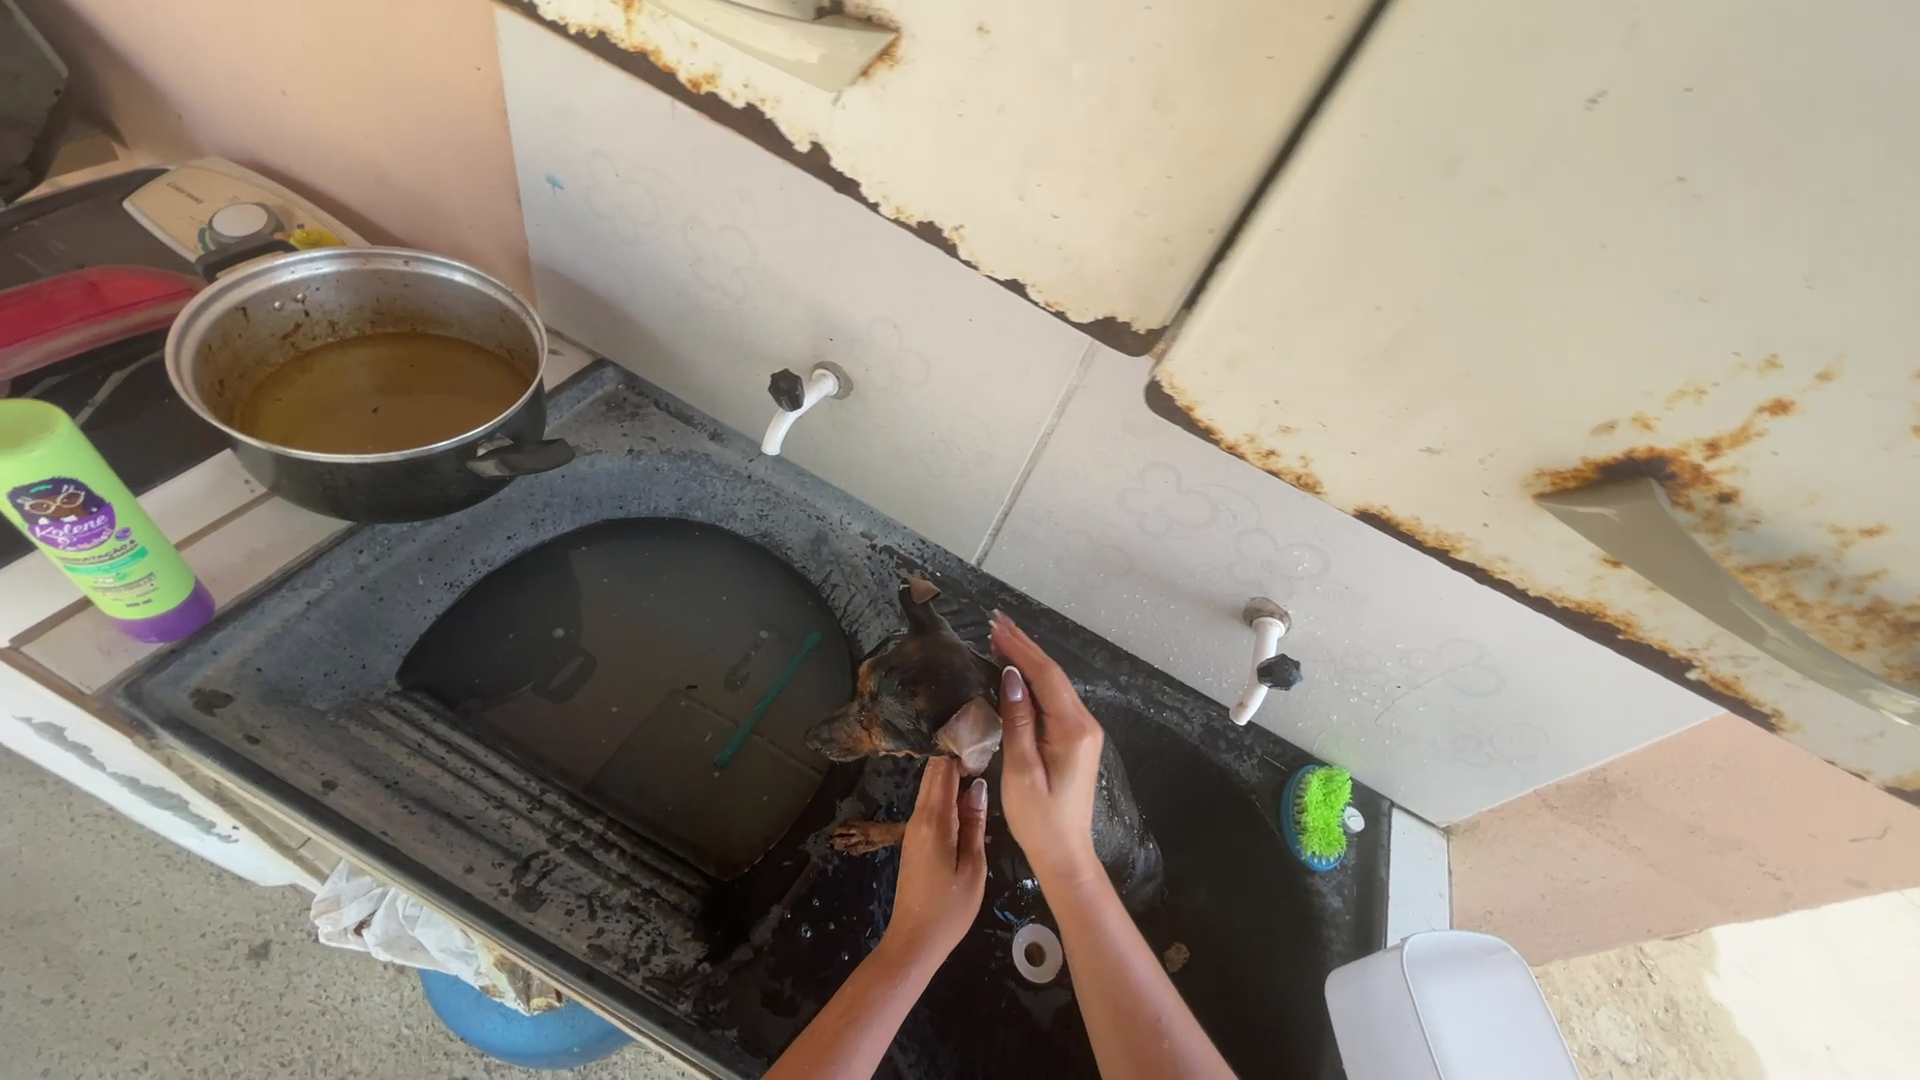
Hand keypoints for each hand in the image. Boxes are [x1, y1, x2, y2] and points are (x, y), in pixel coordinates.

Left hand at [882, 756, 988, 958]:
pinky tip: (965, 799)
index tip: (981, 740)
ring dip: (950, 777)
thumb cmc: (949, 909)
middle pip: (933, 774)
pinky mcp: (914, 840)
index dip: (959, 751)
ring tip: (979, 768)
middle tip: (983, 749)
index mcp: (934, 821)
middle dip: (954, 758)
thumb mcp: (973, 867)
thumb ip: (975, 824)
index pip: (942, 770)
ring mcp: (913, 828)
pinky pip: (929, 805)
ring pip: (930, 788)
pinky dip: (945, 795)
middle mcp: (918, 818)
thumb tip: (978, 786)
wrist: (914, 941)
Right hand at [990, 612, 1105, 890]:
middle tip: (995, 621)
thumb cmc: (1039, 819)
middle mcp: (1083, 724)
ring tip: (1001, 638)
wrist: (1065, 854)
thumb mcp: (1022, 771)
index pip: (1045, 676)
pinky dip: (1034, 679)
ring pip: (1054, 684)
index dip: (1020, 649)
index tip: (995, 626)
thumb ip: (1018, 722)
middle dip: (1024, 646)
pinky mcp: (1075, 739)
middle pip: (1053, 674)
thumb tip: (1010, 678)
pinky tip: (1016, 672)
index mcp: (1072, 730)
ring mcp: (1082, 731)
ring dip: (1028, 660)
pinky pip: (1054, 699)